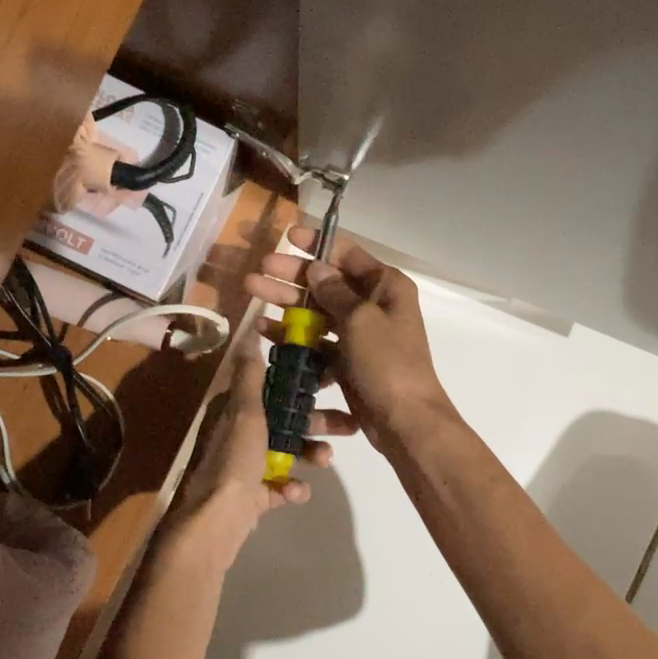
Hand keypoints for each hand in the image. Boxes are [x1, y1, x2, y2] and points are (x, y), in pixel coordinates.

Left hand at [161, 343, 329, 570]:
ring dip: (310, 454)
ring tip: (326, 461)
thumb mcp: (244, 412)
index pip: (272, 387)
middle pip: (285, 420)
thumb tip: (248, 333)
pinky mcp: (253, 496)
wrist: (214, 523)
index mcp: (235, 410)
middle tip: (349, 426)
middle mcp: (239, 434)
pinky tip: (296, 492)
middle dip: (317, 423)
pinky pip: (281, 485)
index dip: (301, 383)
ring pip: (287, 452)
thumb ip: (250, 375)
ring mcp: (246, 467)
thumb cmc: (233, 461)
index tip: (331, 382)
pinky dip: (292, 487)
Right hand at [244, 226, 456, 454]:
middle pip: (326, 283)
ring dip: (286, 305)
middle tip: (257, 272)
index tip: (287, 237)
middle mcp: (374, 305)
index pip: (347, 254)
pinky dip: (294, 337)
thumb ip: (335, 291)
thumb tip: (317, 267)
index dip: (316, 244)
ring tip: (252, 295)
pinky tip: (265, 332)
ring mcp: (360, 335)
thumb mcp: (360, 320)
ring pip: (318, 312)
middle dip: (291, 276)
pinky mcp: (347, 361)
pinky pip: (317, 342)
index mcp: (386, 286)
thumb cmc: (387, 363)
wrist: (405, 421)